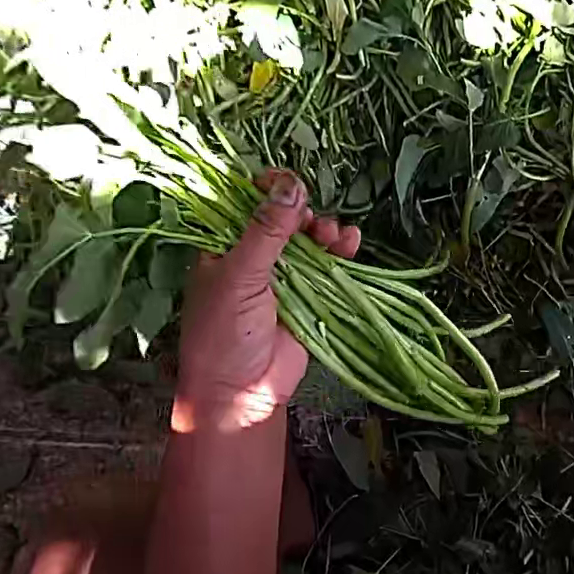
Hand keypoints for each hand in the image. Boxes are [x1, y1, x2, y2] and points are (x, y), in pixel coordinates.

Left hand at [173, 168, 360, 431]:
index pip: (244, 203)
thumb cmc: (225, 333)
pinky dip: (339, 253)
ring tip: (333, 235)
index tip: (287, 182)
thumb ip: (266, 231)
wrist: (243, 391)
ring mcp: (283, 277)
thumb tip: (290, 187)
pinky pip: (326, 268)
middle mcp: (253, 257)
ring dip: (324, 232)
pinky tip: (350, 242)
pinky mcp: (309, 297)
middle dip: (302, 213)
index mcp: (223, 246)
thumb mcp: (241, 276)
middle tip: (312, 221)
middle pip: (283, 219)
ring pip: (309, 242)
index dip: (266, 190)